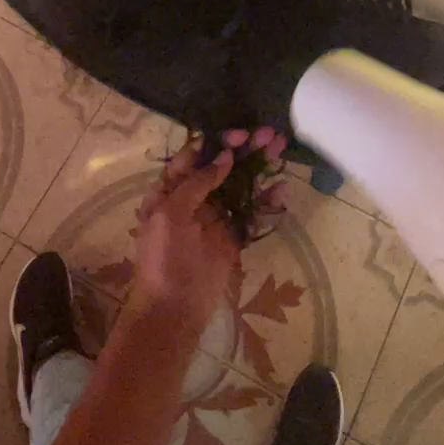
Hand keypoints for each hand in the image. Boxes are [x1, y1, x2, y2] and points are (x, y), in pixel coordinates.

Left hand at [128, 129, 286, 329]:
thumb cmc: (162, 258)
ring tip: (279, 147)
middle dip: (244, 149)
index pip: (193, 156)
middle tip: (267, 134)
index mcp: (171, 190)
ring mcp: (217, 217)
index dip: (215, 142)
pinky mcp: (234, 236)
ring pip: (241, 185)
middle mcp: (195, 199)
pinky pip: (252, 213)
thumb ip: (197, 183)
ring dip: (259, 166)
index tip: (238, 135)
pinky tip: (281, 189)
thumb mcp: (171, 214)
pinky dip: (266, 201)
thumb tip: (225, 157)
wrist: (173, 310)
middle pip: (222, 166)